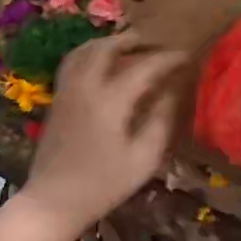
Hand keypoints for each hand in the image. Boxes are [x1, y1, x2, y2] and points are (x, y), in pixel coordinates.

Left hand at [18, 31, 188, 235]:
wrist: (53, 200)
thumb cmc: (103, 185)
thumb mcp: (142, 159)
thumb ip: (159, 121)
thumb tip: (171, 93)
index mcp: (110, 100)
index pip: (143, 67)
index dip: (167, 59)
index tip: (187, 56)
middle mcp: (85, 87)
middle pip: (107, 48)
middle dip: (132, 40)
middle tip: (154, 43)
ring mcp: (66, 91)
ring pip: (83, 51)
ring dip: (107, 43)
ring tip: (127, 46)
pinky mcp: (56, 101)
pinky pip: (71, 64)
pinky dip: (88, 54)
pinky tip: (99, 64)